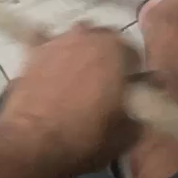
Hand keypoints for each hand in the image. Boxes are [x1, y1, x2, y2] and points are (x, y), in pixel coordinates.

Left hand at [0, 25, 137, 177]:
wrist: (33, 142)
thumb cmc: (86, 137)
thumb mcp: (126, 134)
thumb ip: (142, 113)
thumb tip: (145, 106)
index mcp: (117, 50)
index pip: (134, 53)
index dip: (134, 72)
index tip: (131, 90)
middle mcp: (89, 36)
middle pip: (105, 40)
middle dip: (108, 57)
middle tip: (106, 83)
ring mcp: (58, 40)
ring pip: (77, 39)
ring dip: (81, 52)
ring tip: (78, 77)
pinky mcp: (33, 51)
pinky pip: (46, 43)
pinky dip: (51, 52)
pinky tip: (51, 66)